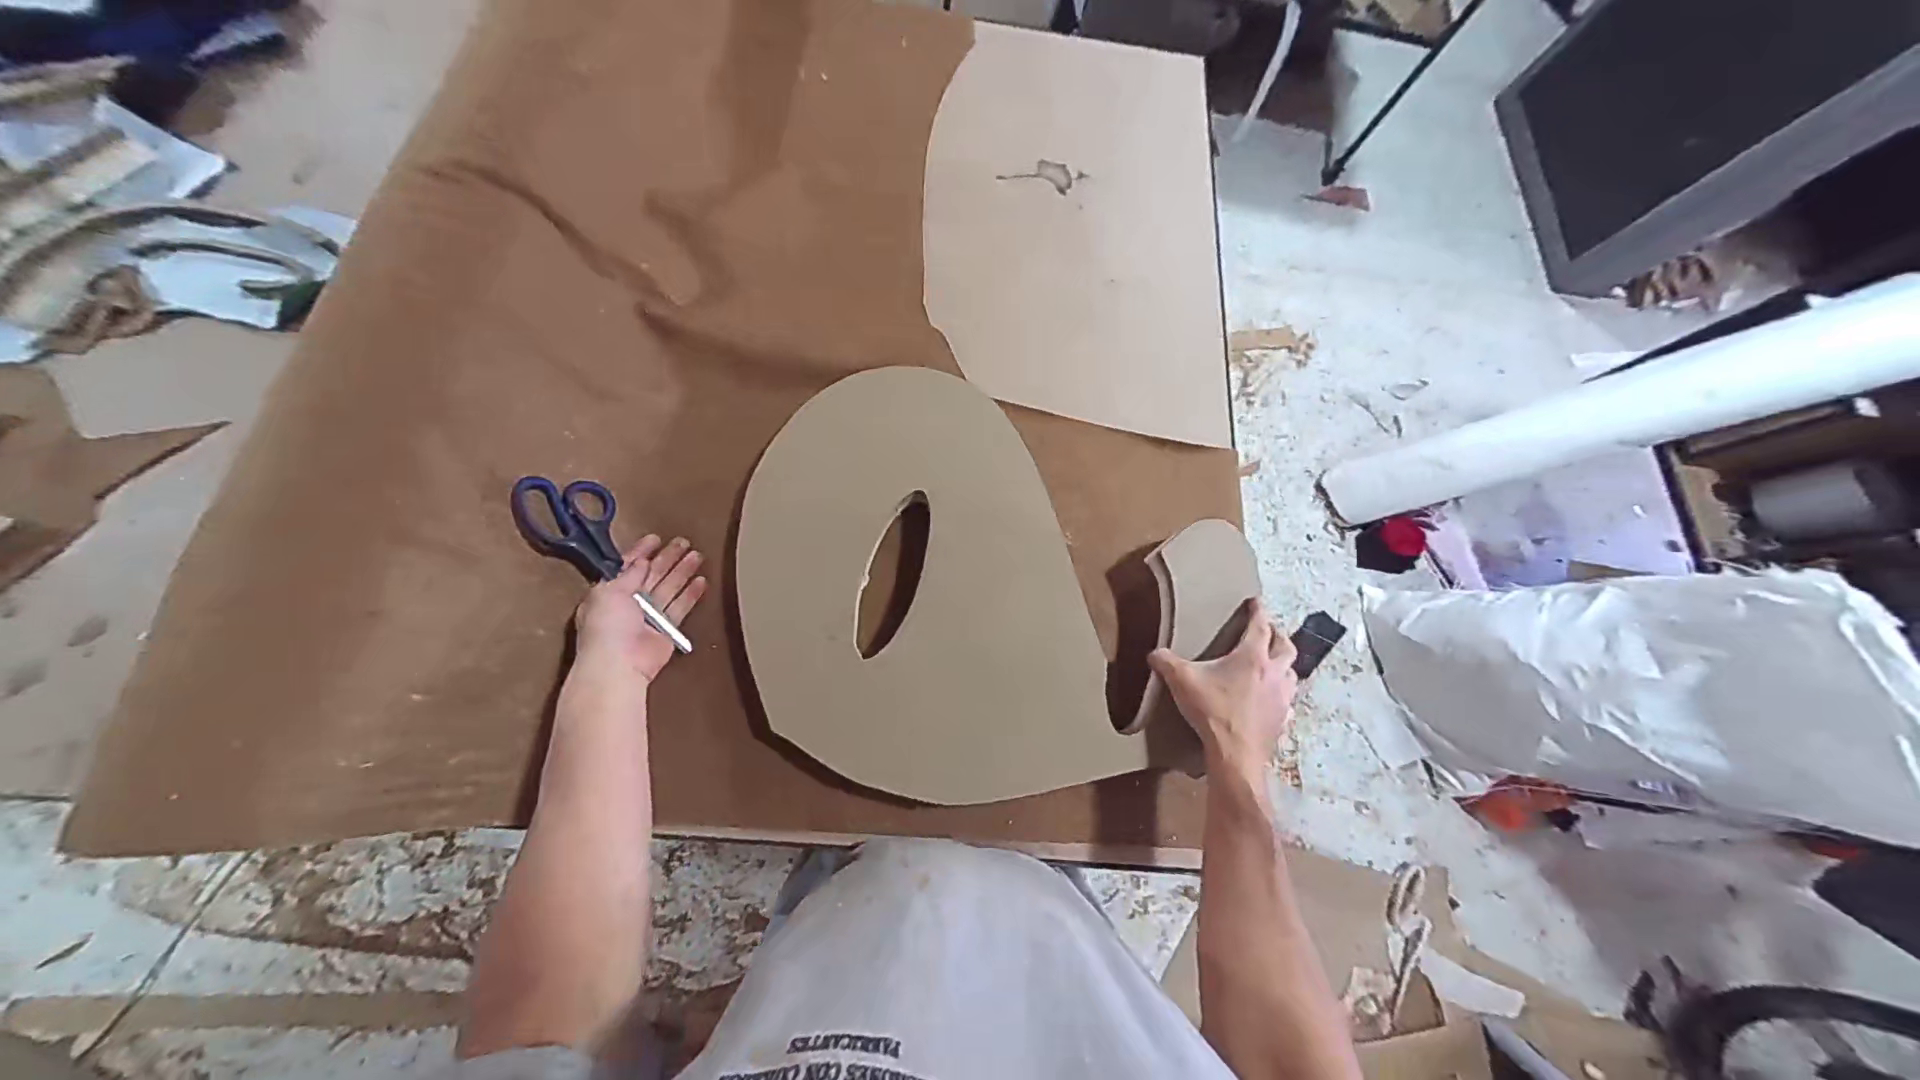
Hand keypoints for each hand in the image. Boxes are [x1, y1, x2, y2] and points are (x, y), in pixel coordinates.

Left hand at [575, 534, 708, 682]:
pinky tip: (701, 581)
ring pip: (669, 588)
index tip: (656, 538)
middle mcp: (629, 603)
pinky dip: (691, 595)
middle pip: (652, 574)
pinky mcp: (666, 630)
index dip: (641, 551)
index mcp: (609, 592)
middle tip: (684, 542)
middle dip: (668, 557)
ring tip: (697, 555)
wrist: (618, 664)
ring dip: (683, 571)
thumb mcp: (609, 591)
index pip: (628, 566)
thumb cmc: (606, 627)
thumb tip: (641, 562)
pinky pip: (680, 608)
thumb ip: (627, 574)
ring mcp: (648, 616)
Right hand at [1147, 597, 1297, 778]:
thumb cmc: (1213, 711)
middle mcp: (1273, 672)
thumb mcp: (1182, 681)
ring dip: (1284, 662)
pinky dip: (1282, 692)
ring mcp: (1282, 697)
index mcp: (1252, 657)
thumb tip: (1153, 653)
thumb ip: (1165, 662)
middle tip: (1268, 630)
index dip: (1258, 611)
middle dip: (1277, 634)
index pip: (1260, 625)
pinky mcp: (1282, 718)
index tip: (1257, 602)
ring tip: (1273, 661)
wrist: (1235, 753)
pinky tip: (1272, 697)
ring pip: (1292, 671)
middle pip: (1285, 645)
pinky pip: (1287, 699)